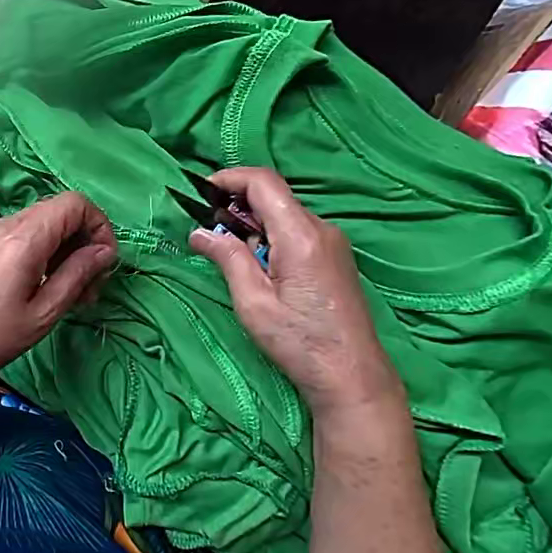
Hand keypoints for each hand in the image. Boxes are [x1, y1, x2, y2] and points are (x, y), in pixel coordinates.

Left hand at [0, 192, 116, 411]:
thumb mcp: (44, 312)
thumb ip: (78, 274)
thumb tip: (105, 252)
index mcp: (24, 237)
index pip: (76, 204)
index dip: (99, 226)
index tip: (105, 263)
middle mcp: (7, 225)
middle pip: (61, 211)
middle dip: (85, 242)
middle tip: (91, 287)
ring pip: (45, 224)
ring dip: (67, 250)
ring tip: (73, 294)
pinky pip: (26, 236)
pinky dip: (46, 254)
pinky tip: (47, 288)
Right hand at [188, 168, 402, 414]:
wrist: (352, 374)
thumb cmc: (299, 342)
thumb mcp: (253, 302)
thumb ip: (227, 258)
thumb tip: (199, 231)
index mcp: (301, 235)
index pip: (263, 182)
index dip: (229, 178)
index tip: (201, 193)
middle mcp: (322, 229)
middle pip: (273, 197)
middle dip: (236, 205)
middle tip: (209, 231)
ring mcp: (333, 241)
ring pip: (284, 214)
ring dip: (253, 224)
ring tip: (231, 254)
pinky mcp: (335, 256)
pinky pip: (297, 231)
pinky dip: (271, 236)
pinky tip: (259, 266)